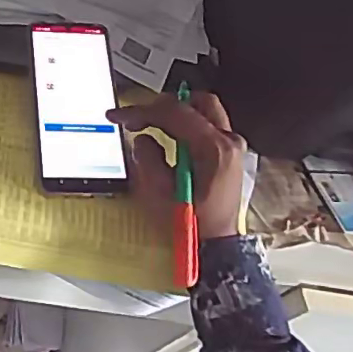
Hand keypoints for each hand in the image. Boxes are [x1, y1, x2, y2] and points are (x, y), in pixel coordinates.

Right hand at [107, 92, 247, 240]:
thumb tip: (142, 139)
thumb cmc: (192, 225)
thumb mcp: (160, 194)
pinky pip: (208, 127)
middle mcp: (229, 142)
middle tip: (139, 116)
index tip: (120, 115)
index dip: (142, 111)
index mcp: (214, 149)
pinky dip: (187, 126)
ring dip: (177, 114)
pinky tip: (171, 140)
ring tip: (153, 125)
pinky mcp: (229, 155)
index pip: (175, 113)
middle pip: (196, 102)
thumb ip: (148, 159)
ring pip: (205, 111)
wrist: (218, 248)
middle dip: (164, 105)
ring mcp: (232, 148)